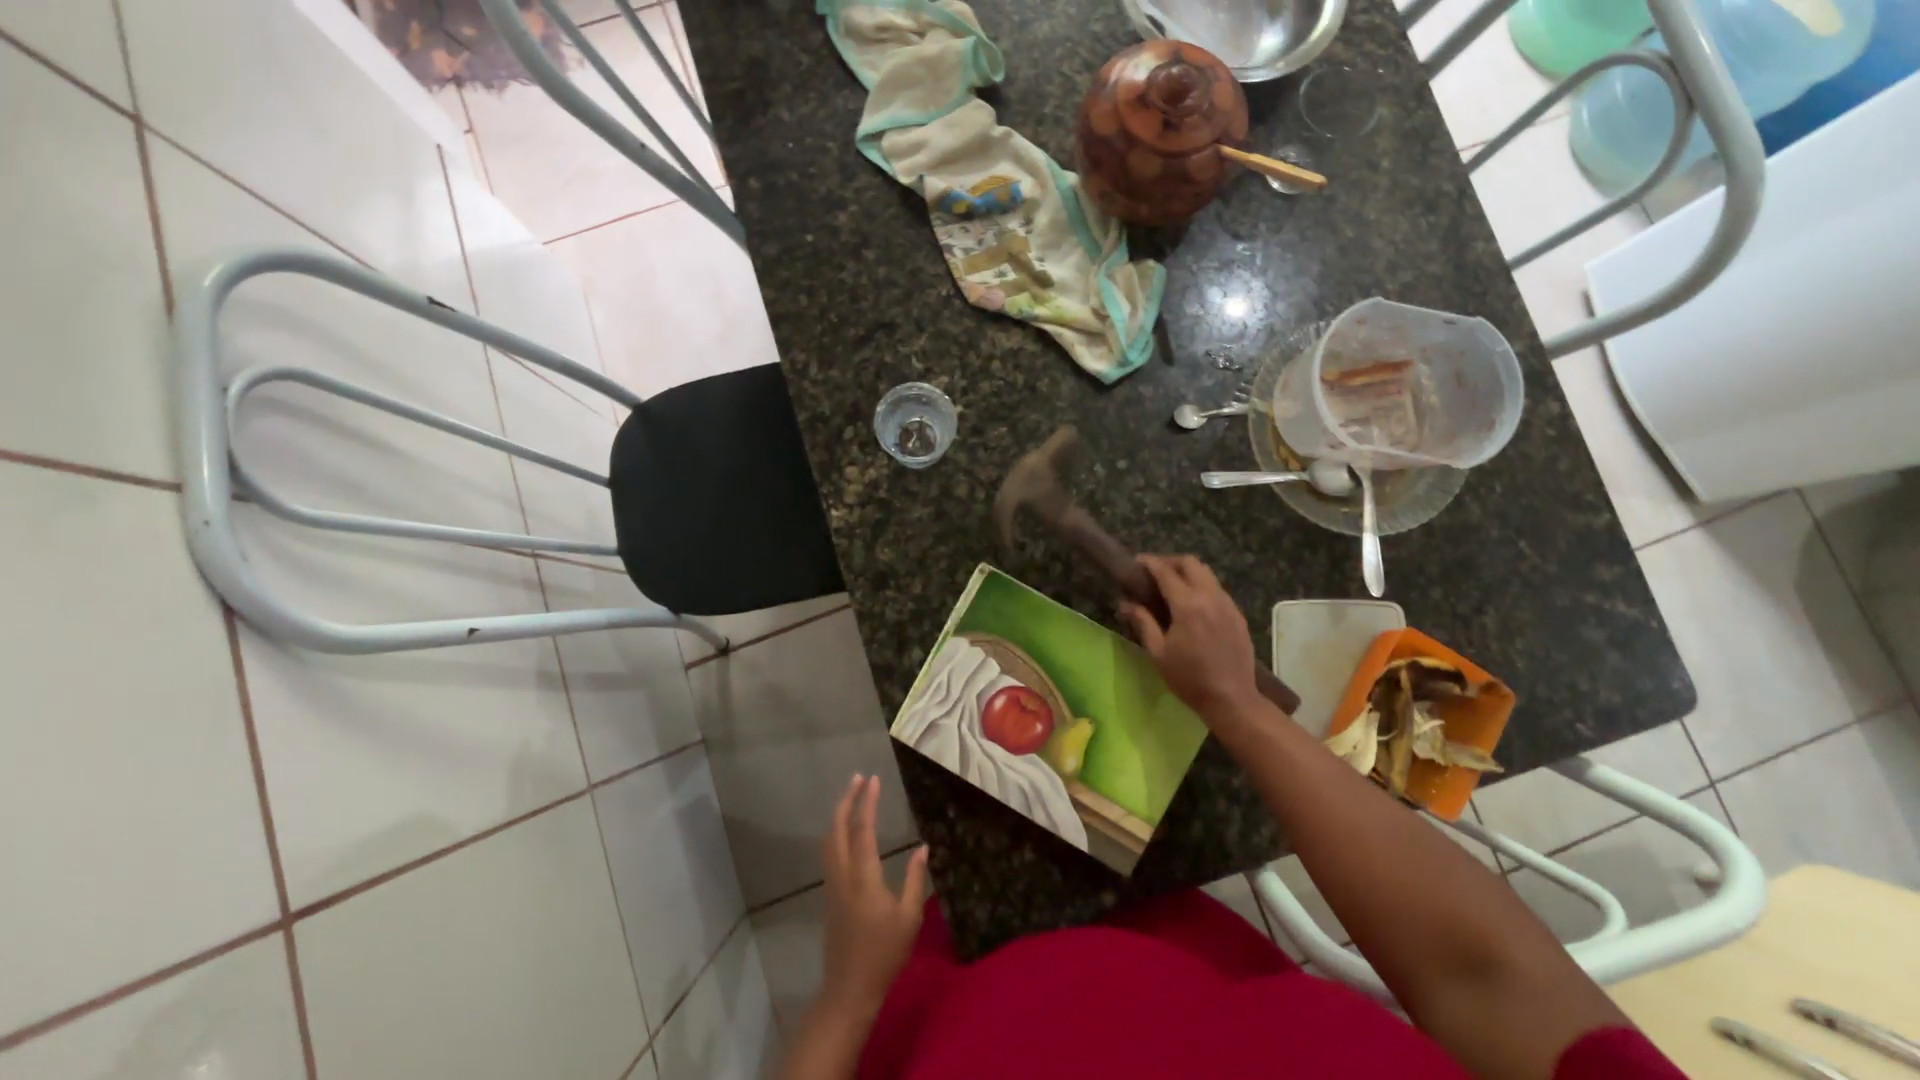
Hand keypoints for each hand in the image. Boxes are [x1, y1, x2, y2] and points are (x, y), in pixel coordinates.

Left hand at [819, 774, 929, 1020]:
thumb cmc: (885, 953)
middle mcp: (842, 875)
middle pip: (837, 829)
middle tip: (858, 779)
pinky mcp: (829, 895)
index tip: (873, 780)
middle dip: (846, 800)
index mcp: (863, 877)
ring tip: (851, 797)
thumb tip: (922, 848)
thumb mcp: (909, 917)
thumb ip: (915, 879)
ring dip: (838, 815)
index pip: (862, 830)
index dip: (867, 803)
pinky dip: (836, 833)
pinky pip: (829, 854)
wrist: (850, 986)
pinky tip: (845, 833)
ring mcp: (832, 885)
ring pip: (829, 841)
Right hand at [1119, 554, 1259, 721]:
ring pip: (1208, 574)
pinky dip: (1202, 587)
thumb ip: (1143, 622)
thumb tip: (1125, 603)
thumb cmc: (1189, 679)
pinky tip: (1193, 606)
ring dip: (1188, 573)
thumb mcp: (1158, 653)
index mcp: (1188, 605)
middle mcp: (1210, 597)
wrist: (1232, 699)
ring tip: (1173, 587)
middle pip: (1191, 563)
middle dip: (1171, 562)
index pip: (1166, 572)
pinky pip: (1218, 590)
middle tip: (1155, 573)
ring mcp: (1228, 605)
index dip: (1150, 563)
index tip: (1137, 562)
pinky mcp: (1238, 615)